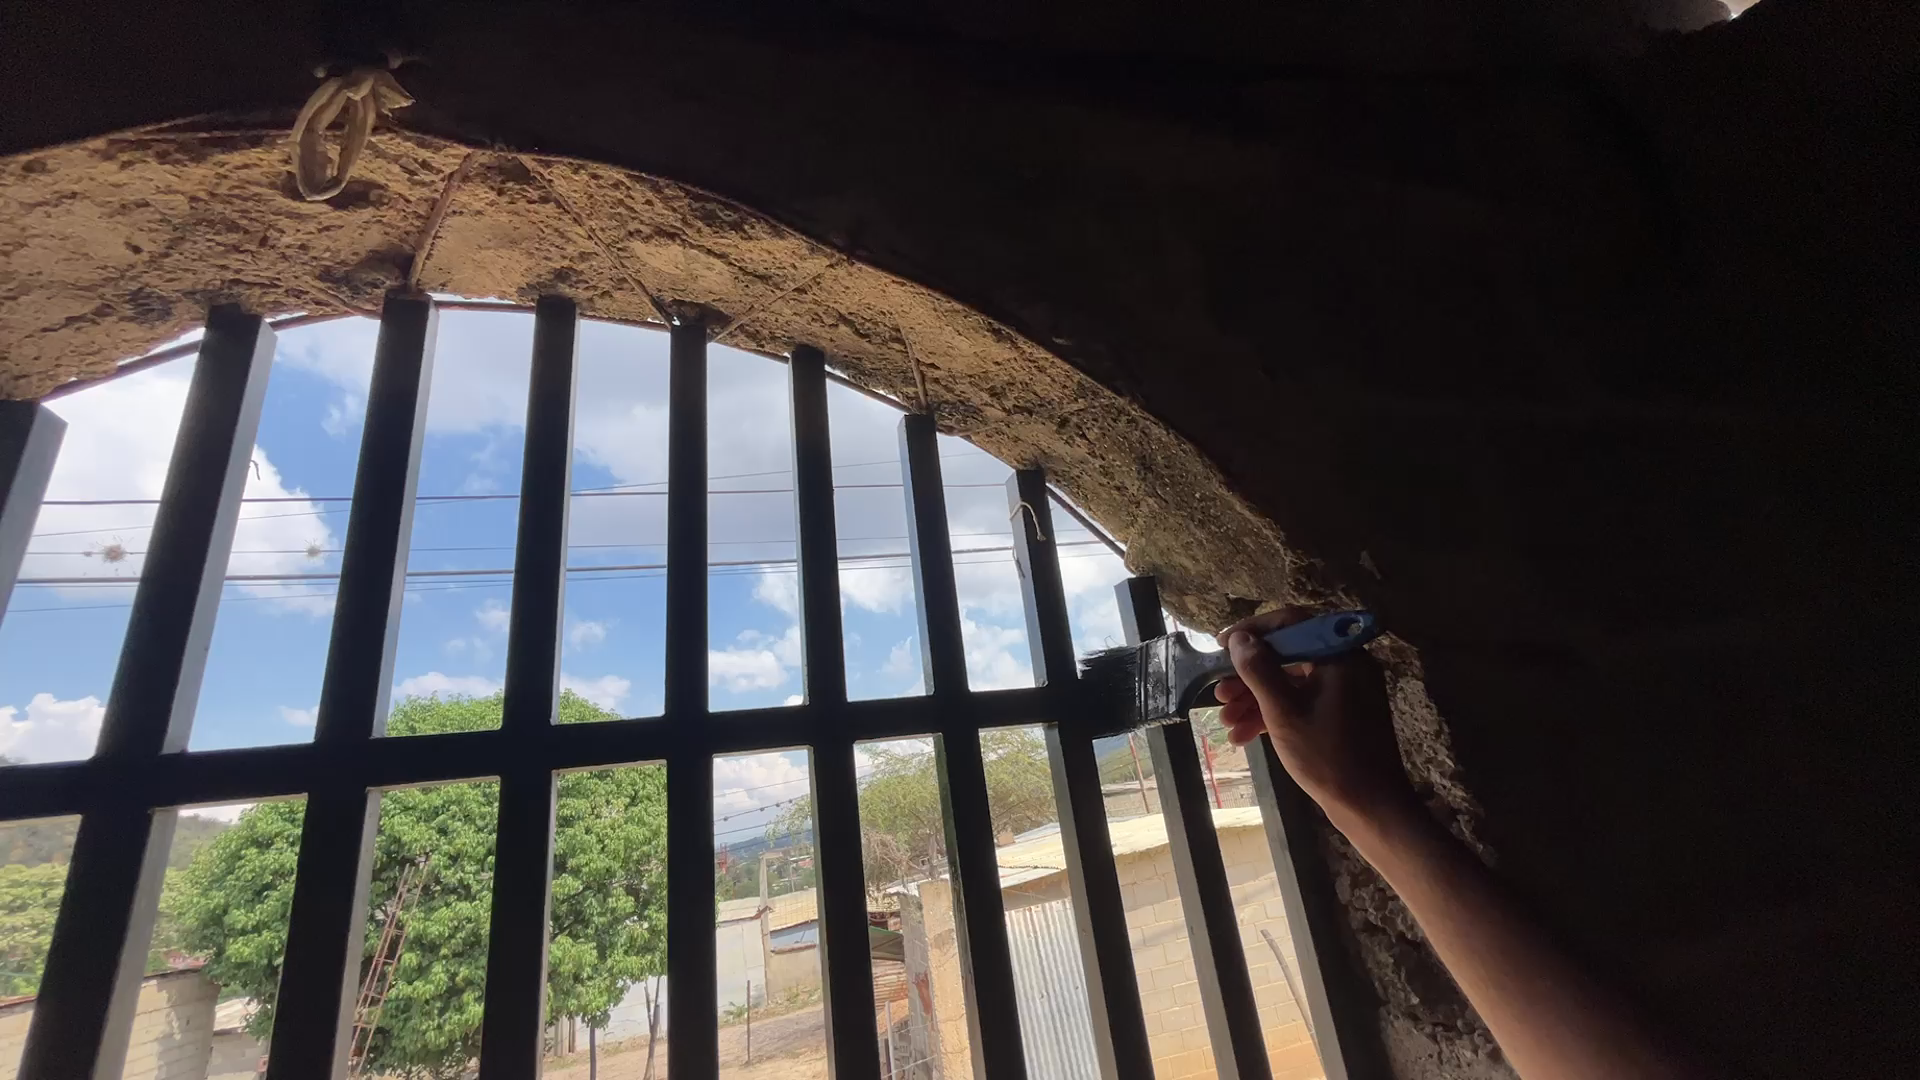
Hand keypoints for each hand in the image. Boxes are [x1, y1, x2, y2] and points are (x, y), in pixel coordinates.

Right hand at [1215, 607, 1414, 825]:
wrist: (1371, 809)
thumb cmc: (1328, 757)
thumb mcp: (1283, 712)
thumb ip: (1258, 670)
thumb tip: (1239, 639)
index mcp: (1340, 657)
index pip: (1291, 623)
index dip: (1252, 631)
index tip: (1221, 645)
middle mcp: (1344, 666)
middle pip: (1286, 656)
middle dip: (1247, 676)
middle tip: (1219, 692)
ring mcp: (1342, 692)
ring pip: (1288, 682)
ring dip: (1253, 699)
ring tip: (1225, 719)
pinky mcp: (1337, 714)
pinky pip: (1299, 701)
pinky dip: (1271, 714)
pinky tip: (1242, 736)